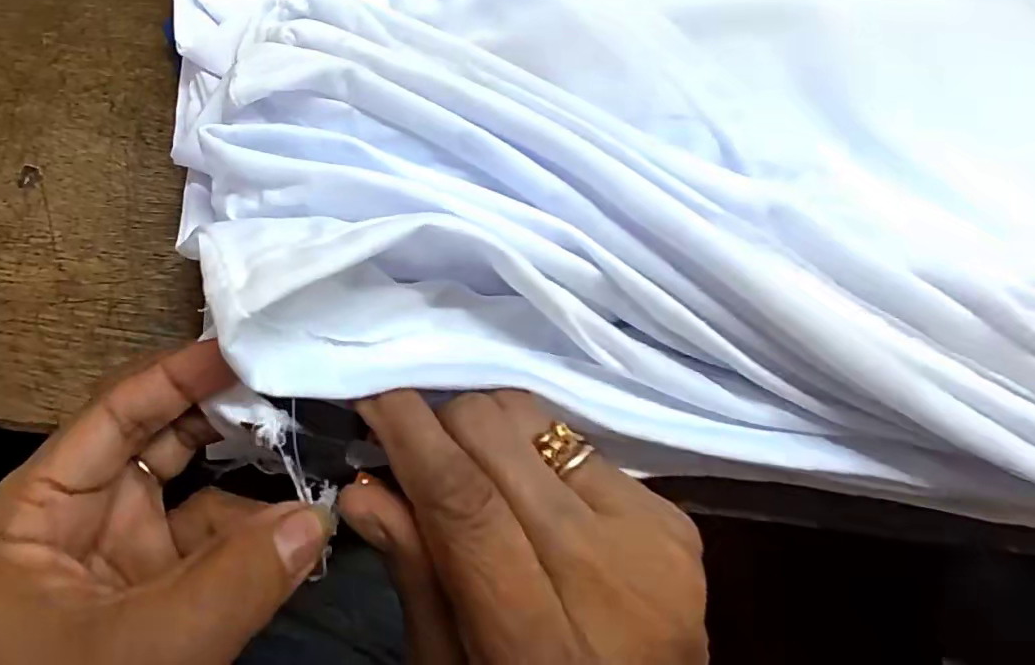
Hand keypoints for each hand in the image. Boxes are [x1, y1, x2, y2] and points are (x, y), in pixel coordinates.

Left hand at [0, 341, 335, 664]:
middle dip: (214, 408)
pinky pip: (208, 536)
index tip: (238, 347)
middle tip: (275, 377)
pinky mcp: (151, 585)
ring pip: (185, 479)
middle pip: (151, 433)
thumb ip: (233, 582)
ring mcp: (114, 548)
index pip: (112, 412)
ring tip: (297, 433)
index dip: (176, 373)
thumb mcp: (143, 651)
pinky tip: (295, 524)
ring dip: (241, 462)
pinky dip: (251, 528)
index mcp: (32, 510)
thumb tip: (318, 518)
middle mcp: (71, 513)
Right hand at [338, 390, 706, 664]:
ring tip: (473, 465)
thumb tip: (361, 488)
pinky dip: (530, 445)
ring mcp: (653, 539)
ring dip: (485, 427)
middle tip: (418, 447)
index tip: (371, 395)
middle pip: (495, 433)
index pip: (464, 501)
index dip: (410, 433)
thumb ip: (414, 570)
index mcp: (544, 647)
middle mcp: (611, 579)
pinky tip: (528, 485)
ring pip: (529, 414)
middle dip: (440, 422)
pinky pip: (571, 435)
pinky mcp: (673, 518)